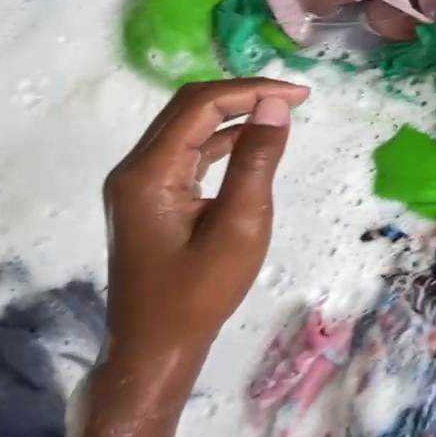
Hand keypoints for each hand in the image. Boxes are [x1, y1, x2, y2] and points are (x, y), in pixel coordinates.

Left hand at [83, 78, 307, 436]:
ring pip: (186, 124)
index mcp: (149, 174)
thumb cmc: (200, 288)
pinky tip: (255, 140)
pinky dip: (223, 135)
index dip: (252, 91)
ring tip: (282, 112)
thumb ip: (257, 160)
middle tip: (293, 98)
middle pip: (188, 107)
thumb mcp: (241, 222)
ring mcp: (139, 184)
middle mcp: (134, 170)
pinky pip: (187, 148)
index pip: (201, 106)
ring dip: (234, 111)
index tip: (301, 96)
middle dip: (243, 93)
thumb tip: (276, 106)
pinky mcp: (150, 196)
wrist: (157, 345)